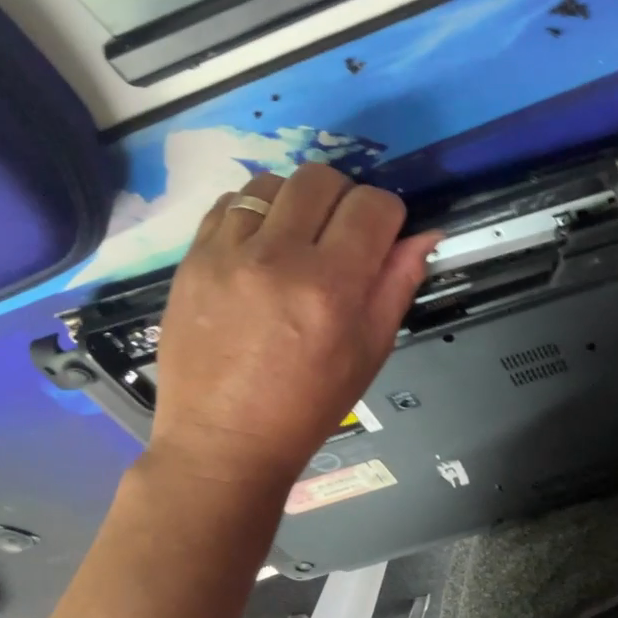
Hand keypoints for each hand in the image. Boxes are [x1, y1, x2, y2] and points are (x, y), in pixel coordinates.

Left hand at [145, 165, 442, 494]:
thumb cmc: (310, 401)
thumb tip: (425, 235)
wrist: (223, 439)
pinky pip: (229, 203)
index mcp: (332, 285)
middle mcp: (278, 258)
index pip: (373, 206)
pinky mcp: (192, 259)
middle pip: (322, 178)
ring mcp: (227, 254)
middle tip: (343, 231)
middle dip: (346, 197)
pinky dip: (254, 212)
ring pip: (272, 181)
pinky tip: (261, 244)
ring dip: (296, 200)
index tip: (384, 235)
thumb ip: (398, 283)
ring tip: (298, 235)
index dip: (389, 214)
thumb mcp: (372, 348)